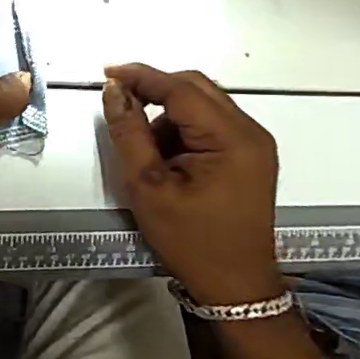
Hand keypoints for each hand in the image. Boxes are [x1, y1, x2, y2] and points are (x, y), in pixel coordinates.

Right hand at [102, 63, 282, 305]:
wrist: (234, 286)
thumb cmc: (190, 239)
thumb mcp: (147, 185)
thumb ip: (129, 132)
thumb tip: (114, 90)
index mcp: (232, 139)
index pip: (180, 89)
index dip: (141, 75)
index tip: (106, 72)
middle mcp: (250, 132)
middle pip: (195, 87)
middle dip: (153, 89)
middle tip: (116, 99)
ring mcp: (253, 143)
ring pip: (200, 103)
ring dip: (166, 111)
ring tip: (145, 148)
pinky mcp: (248, 154)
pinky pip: (208, 122)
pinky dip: (180, 127)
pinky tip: (165, 156)